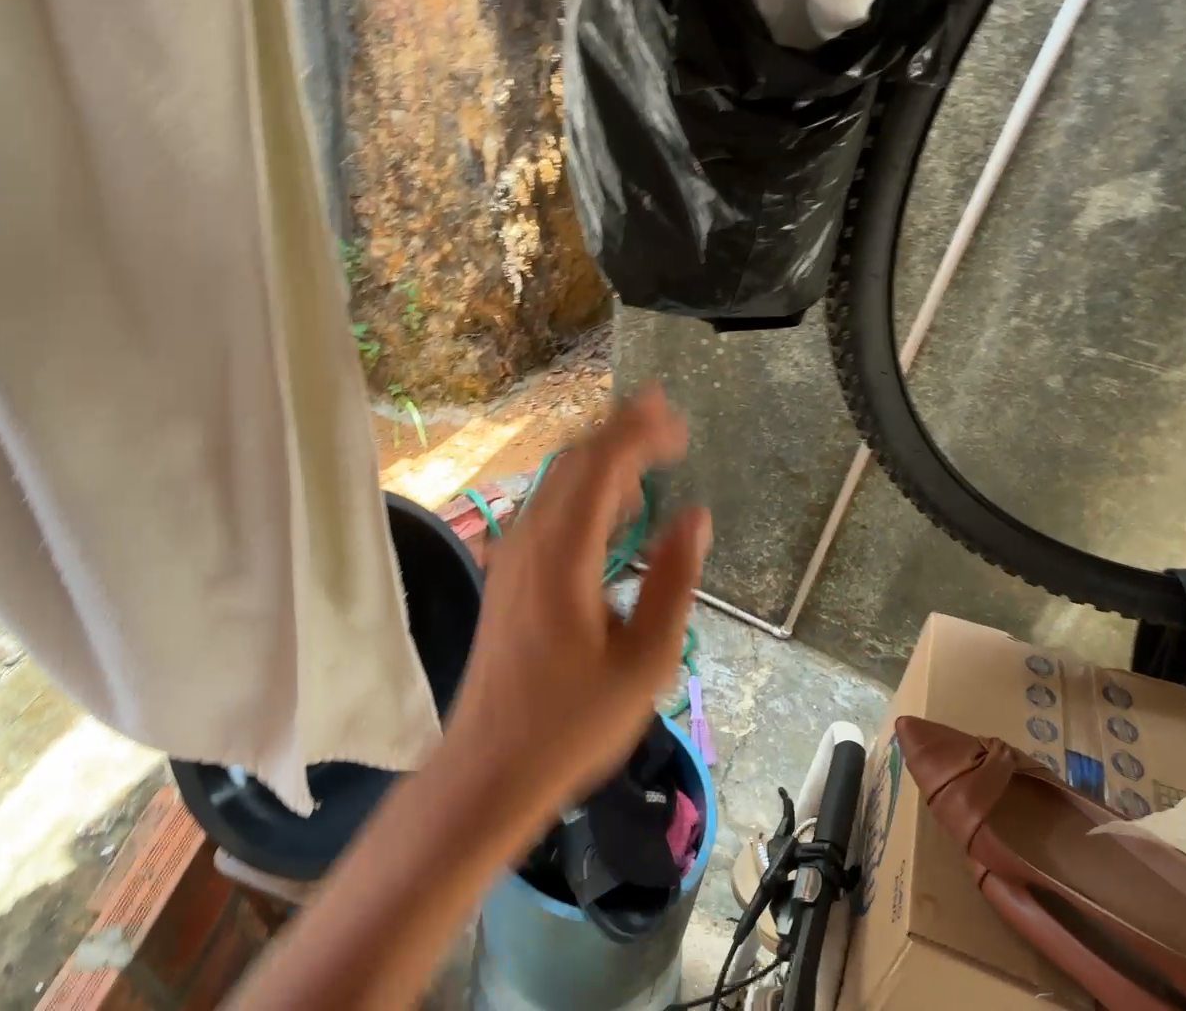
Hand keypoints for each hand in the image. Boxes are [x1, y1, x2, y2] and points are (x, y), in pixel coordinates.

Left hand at [444, 383, 710, 808]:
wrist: (490, 765)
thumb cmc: (572, 724)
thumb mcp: (645, 661)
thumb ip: (673, 582)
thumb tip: (695, 518)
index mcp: (562, 555)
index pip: (601, 466)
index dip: (639, 432)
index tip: (678, 421)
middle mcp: (529, 542)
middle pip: (574, 463)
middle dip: (622, 434)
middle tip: (670, 426)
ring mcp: (511, 558)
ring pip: (557, 485)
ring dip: (602, 462)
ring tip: (650, 458)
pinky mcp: (507, 577)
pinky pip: (548, 512)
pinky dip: (584, 495)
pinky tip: (612, 513)